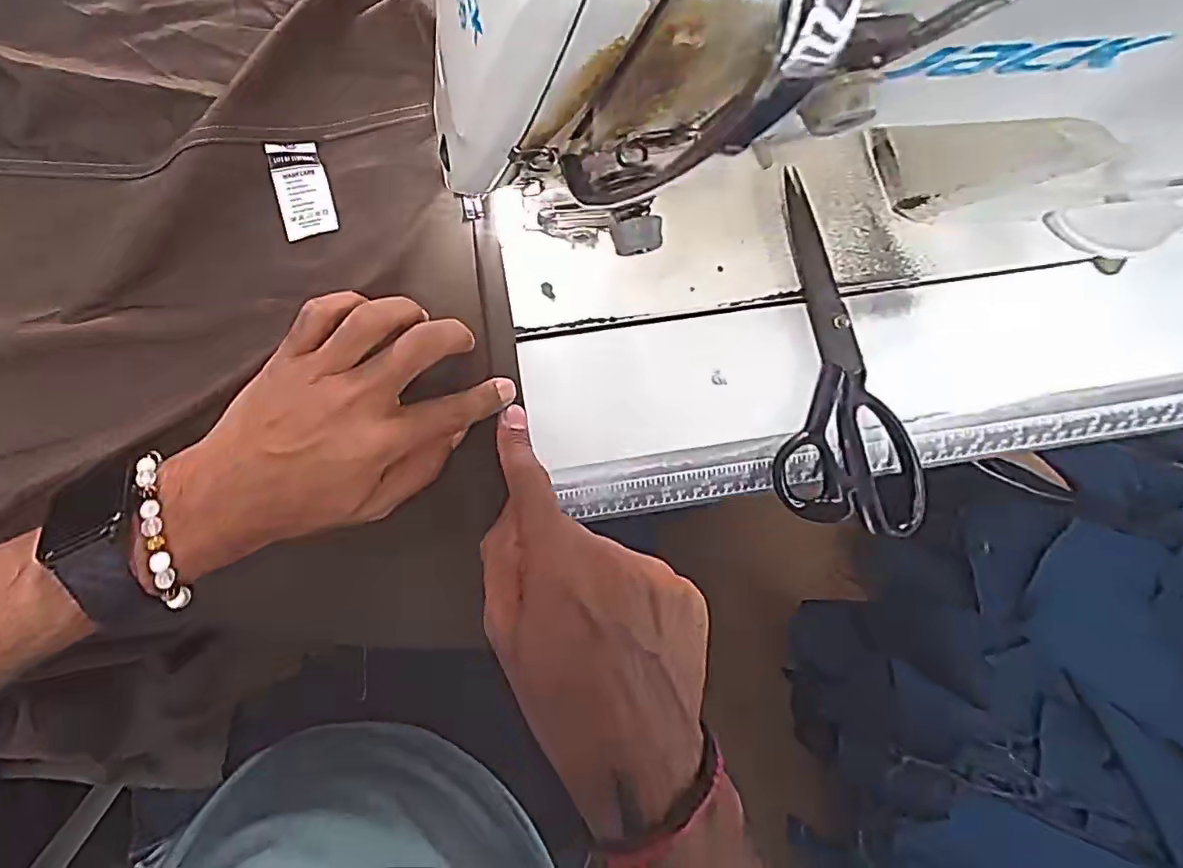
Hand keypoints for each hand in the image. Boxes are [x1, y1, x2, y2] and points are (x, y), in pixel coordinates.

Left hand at [155, 292, 514, 580]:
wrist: (230, 491)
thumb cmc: (292, 502)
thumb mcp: (369, 506)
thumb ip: (417, 470)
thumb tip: (448, 439)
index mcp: (378, 440)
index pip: (450, 410)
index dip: (484, 397)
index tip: (496, 389)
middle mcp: (354, 398)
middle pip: (421, 346)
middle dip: (454, 334)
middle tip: (459, 338)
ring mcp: (320, 372)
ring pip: (374, 318)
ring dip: (406, 310)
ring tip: (416, 317)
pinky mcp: (290, 357)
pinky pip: (321, 311)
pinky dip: (347, 301)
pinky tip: (360, 310)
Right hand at [481, 404, 710, 844]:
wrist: (640, 762)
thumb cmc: (561, 703)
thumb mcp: (503, 633)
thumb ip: (500, 563)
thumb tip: (510, 520)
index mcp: (555, 564)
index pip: (531, 489)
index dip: (518, 452)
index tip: (515, 420)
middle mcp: (607, 556)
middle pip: (568, 533)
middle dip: (556, 558)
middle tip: (556, 613)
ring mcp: (652, 571)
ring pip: (606, 557)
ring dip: (597, 582)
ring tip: (598, 637)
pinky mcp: (683, 589)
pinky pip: (641, 575)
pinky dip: (631, 597)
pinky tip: (630, 639)